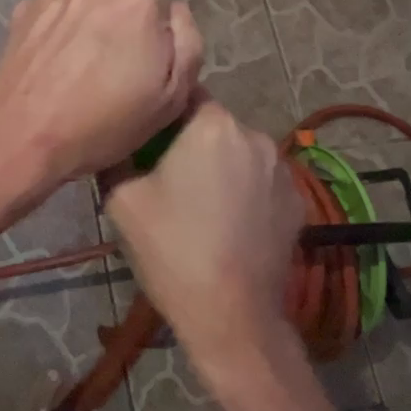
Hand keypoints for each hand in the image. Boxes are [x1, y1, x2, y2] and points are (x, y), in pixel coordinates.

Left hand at [0, 0, 202, 183]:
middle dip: (121, 34)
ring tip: (75, 75)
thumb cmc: (102, 126)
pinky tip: (51, 67)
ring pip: (87, 10)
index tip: (140, 77)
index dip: (155, 48)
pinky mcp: (24, 9)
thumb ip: (188, 46)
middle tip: (108, 79)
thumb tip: (177, 15)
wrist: (23, 137)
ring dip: (88, 31)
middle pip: (123, 8)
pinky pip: (55, 17)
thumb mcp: (170, 99)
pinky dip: (57, 34)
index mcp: (140, 5)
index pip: (162, 16)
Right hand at [103, 96, 305, 359]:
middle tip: (163, 174)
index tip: (143, 138)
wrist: (232, 318)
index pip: (182, 92)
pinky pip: (260, 179)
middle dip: (188, 139)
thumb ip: (115, 154)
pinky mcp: (297, 202)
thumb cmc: (171, 250)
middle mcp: (253, 134)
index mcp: (210, 124)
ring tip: (196, 202)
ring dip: (217, 163)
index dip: (160, 112)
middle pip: (211, 122)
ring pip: (237, 150)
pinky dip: (243, 189)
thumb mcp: (120, 198)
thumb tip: (114, 137)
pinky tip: (226, 223)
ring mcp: (282, 169)